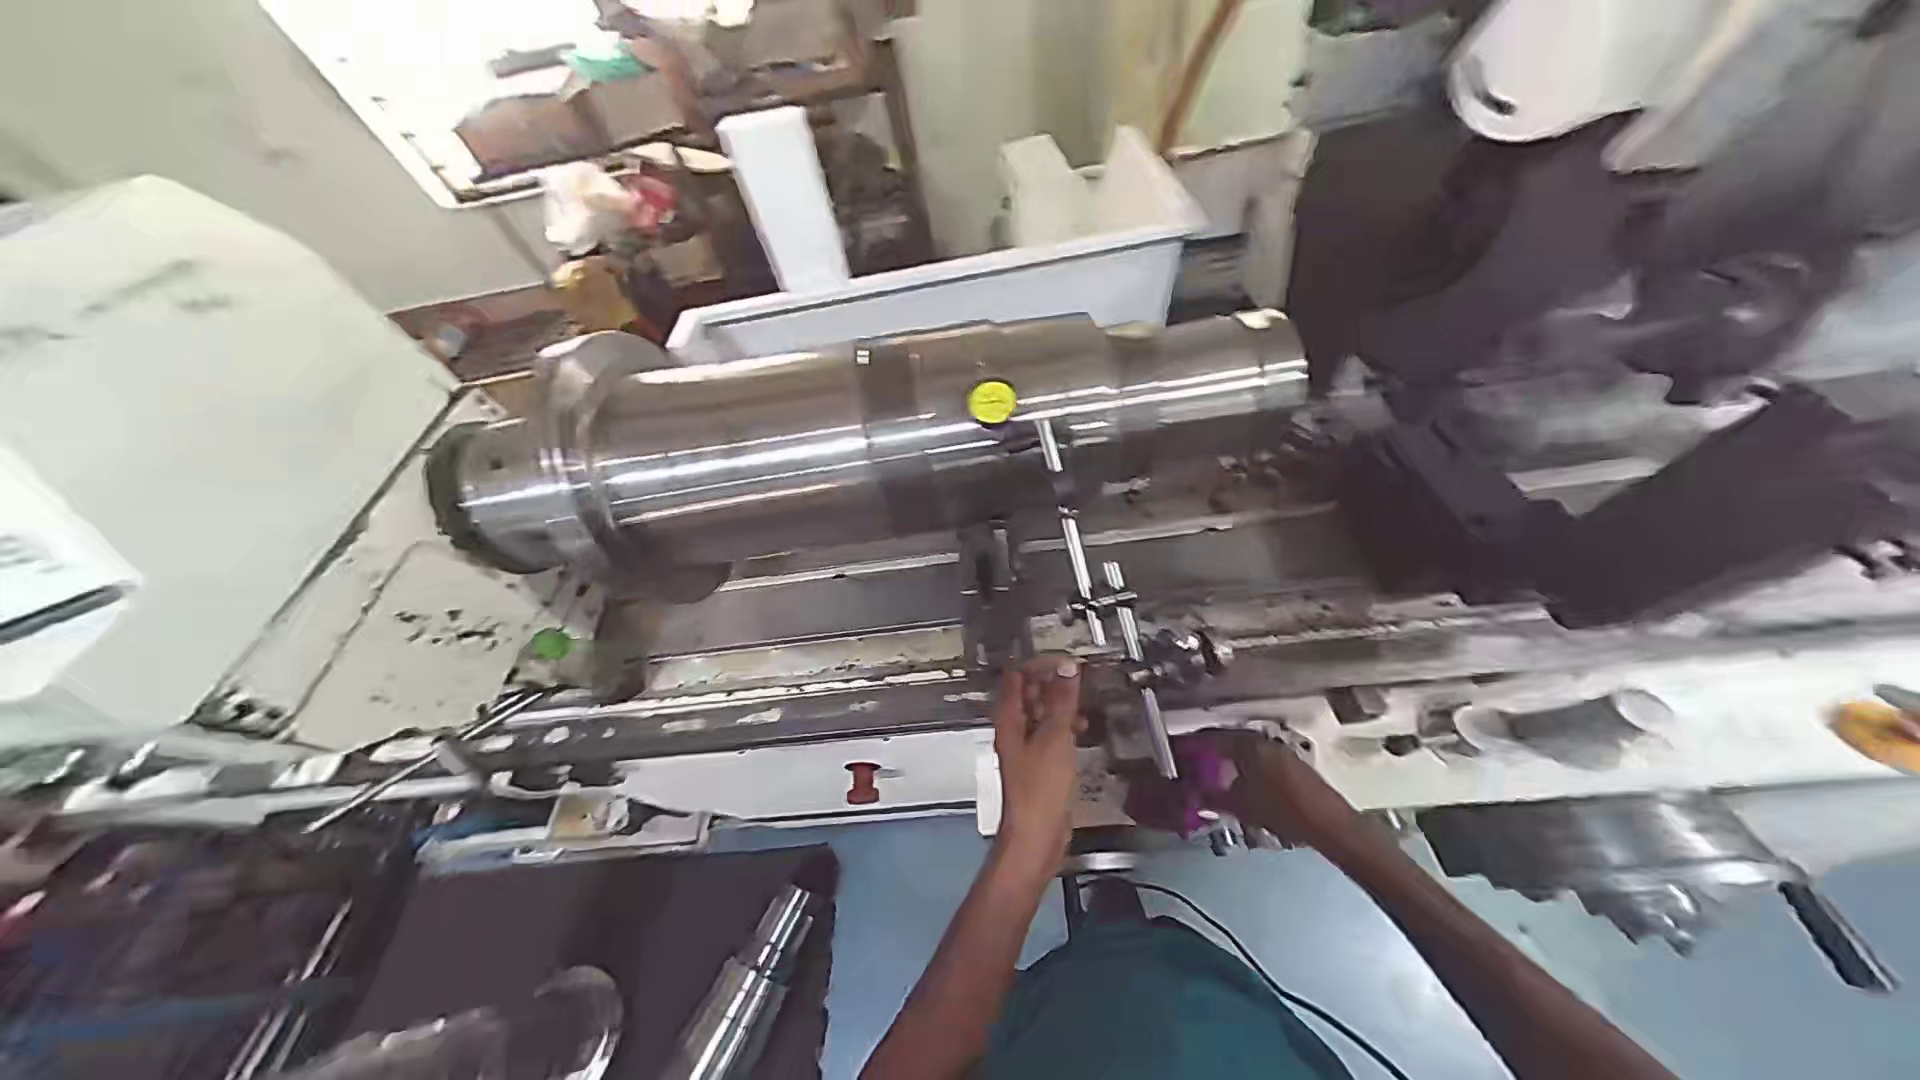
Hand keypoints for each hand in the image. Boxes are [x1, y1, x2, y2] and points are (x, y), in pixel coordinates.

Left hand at [992, 655, 1084, 859]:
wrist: (1036, 837)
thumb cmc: (1039, 791)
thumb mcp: (1055, 738)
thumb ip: (1061, 702)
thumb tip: (1066, 669)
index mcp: (1008, 719)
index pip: (1017, 676)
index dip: (1039, 664)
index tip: (1065, 662)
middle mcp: (1013, 729)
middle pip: (1028, 692)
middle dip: (1052, 681)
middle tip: (1078, 678)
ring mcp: (1025, 746)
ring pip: (1040, 712)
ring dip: (1059, 703)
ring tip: (1082, 701)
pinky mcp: (1039, 762)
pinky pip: (1049, 732)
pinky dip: (1064, 724)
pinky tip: (1080, 728)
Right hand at [1201, 730, 1364, 856]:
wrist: (1330, 826)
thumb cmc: (1283, 810)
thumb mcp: (1239, 806)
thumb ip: (1212, 798)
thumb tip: (1193, 796)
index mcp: (1247, 744)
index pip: (1210, 737)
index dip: (1191, 745)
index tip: (1179, 751)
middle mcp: (1264, 741)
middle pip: (1227, 740)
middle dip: (1209, 750)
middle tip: (1193, 762)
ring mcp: (1281, 751)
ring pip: (1245, 749)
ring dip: (1228, 758)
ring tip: (1214, 774)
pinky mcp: (1293, 765)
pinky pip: (1260, 758)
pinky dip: (1245, 765)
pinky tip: (1241, 782)